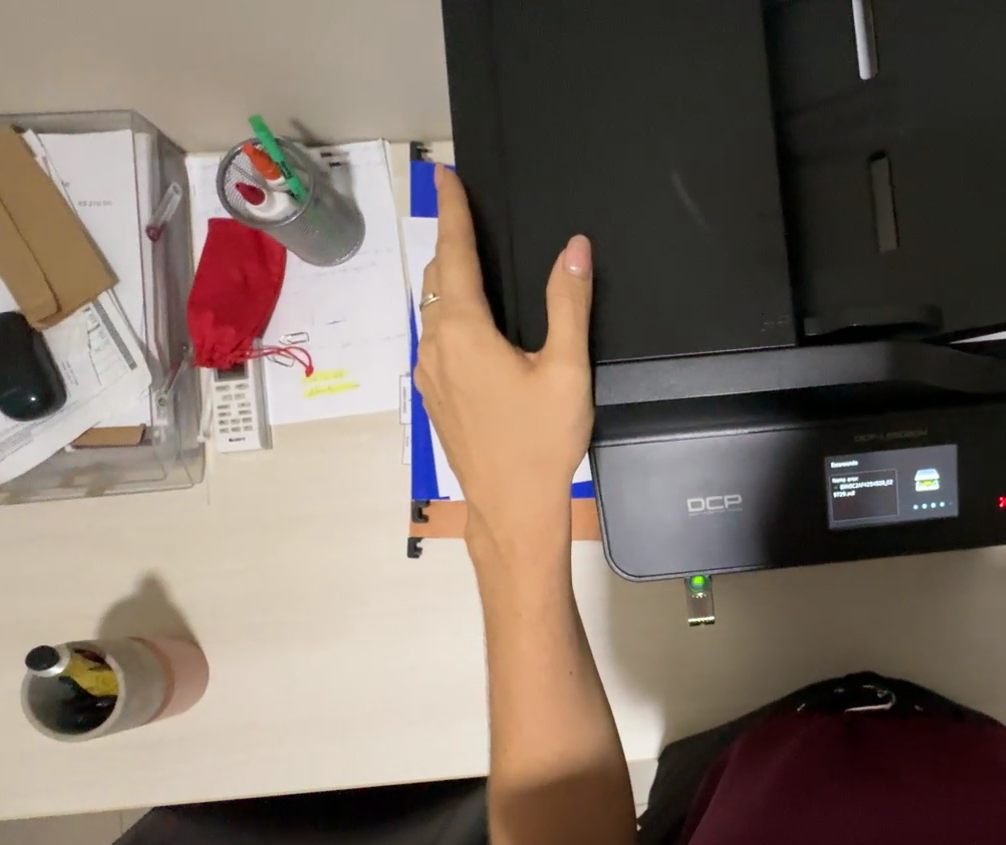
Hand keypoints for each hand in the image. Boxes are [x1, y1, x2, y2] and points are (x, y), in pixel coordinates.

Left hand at [415, 167, 593, 584]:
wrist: (512, 506)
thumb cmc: (542, 440)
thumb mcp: (566, 370)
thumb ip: (569, 305)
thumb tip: (574, 248)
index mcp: (465, 331)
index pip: (454, 254)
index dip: (454, 212)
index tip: (446, 176)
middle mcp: (436, 346)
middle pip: (436, 280)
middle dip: (450, 246)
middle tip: (470, 223)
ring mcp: (430, 375)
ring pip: (433, 313)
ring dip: (449, 284)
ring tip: (475, 271)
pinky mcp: (435, 399)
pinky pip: (437, 342)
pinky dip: (451, 318)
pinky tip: (475, 331)